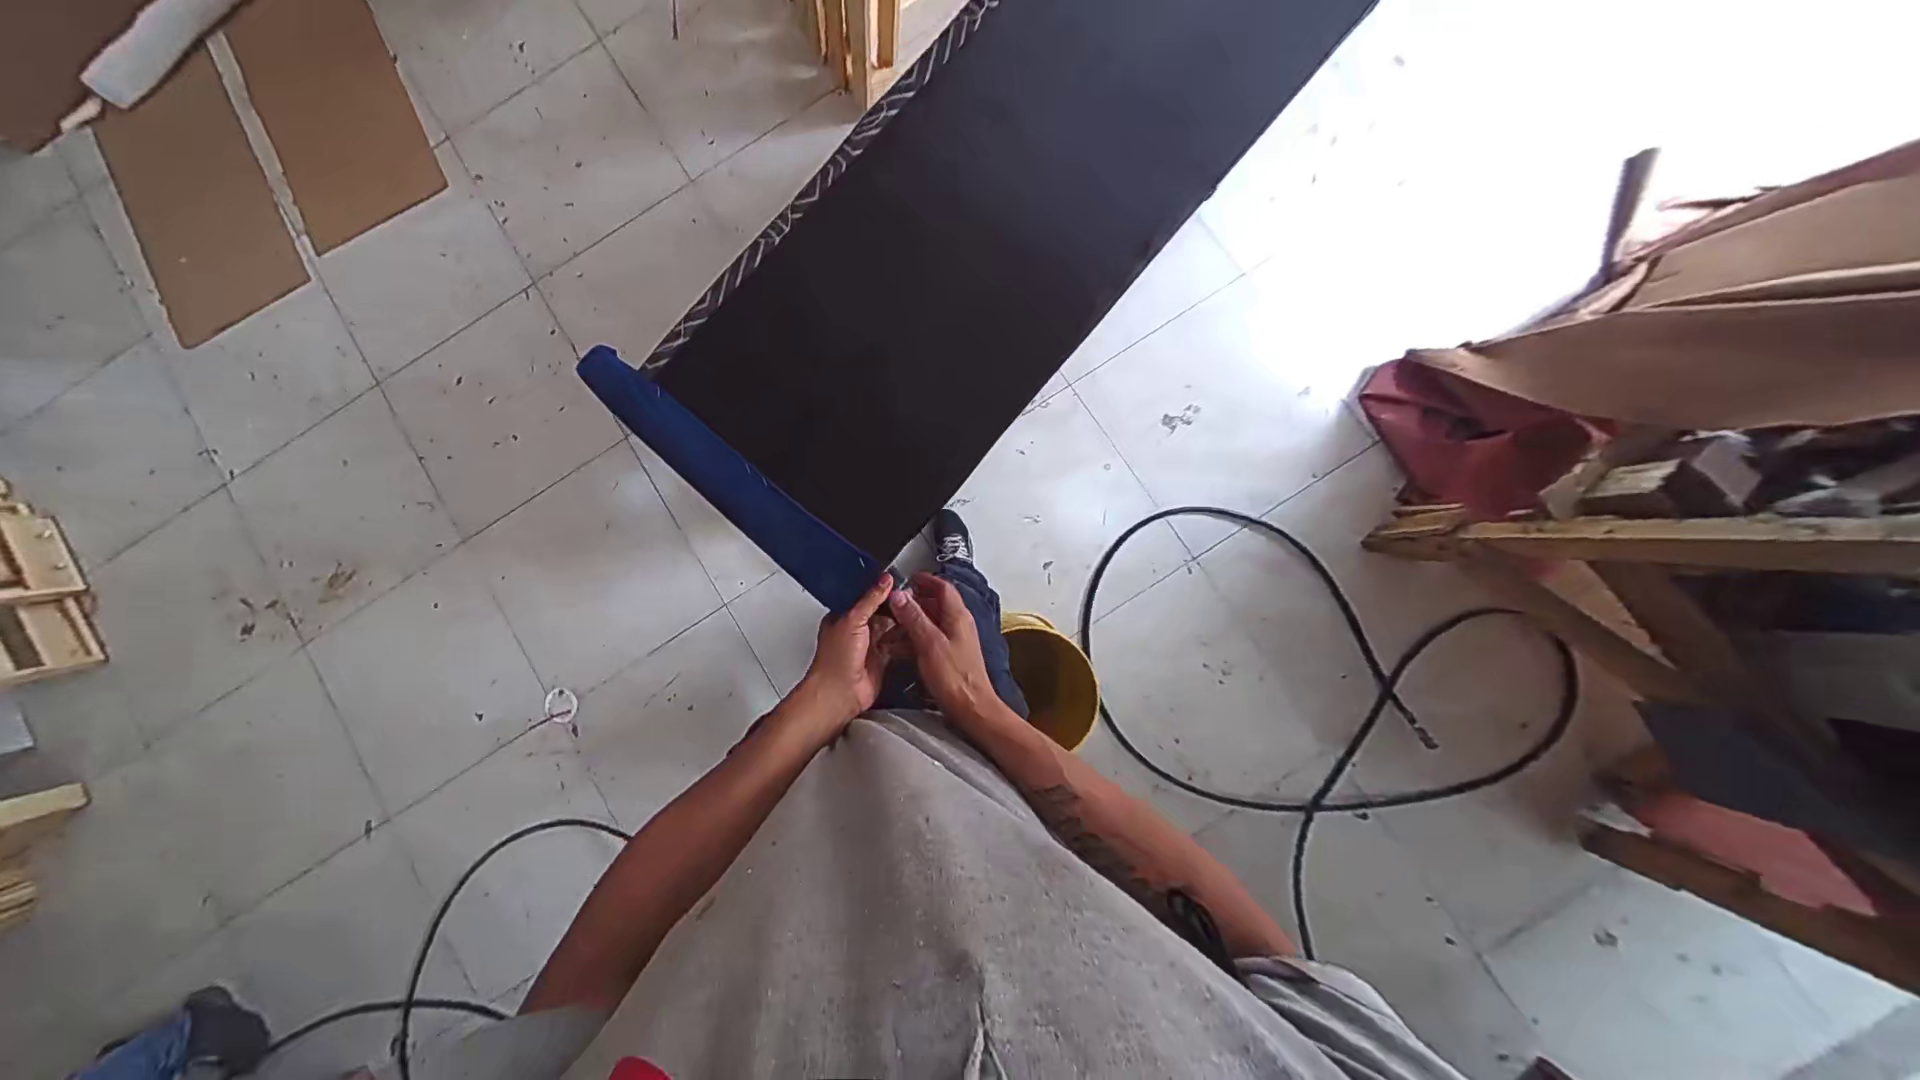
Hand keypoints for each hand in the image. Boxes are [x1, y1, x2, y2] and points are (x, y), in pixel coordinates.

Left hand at [793, 573, 901, 729]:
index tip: (897, 582)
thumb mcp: (853, 620)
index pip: (865, 597)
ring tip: (916, 610)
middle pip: (880, 612)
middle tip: (911, 596)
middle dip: (894, 606)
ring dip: (901, 621)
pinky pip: (896, 645)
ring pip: (890, 628)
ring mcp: (869, 646)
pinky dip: (905, 639)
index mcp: (843, 617)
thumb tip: (884, 580)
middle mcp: (856, 631)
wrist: (840, 693)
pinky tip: (915, 630)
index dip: (880, 590)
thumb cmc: (834, 661)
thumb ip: (870, 599)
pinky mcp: (881, 660)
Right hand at [886, 572, 1006, 729]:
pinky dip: (915, 638)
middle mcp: (959, 625)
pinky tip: (900, 647)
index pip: (943, 587)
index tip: (909, 579)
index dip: (925, 580)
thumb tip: (900, 596)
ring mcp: (955, 641)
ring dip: (912, 621)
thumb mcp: (929, 643)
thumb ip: (914, 618)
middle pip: (936, 603)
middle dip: (914, 601)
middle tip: (895, 602)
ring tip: (892, 625)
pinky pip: (930, 639)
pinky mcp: (950, 656)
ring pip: (931, 622)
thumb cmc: (956, 679)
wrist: (971, 708)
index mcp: (957, 617)